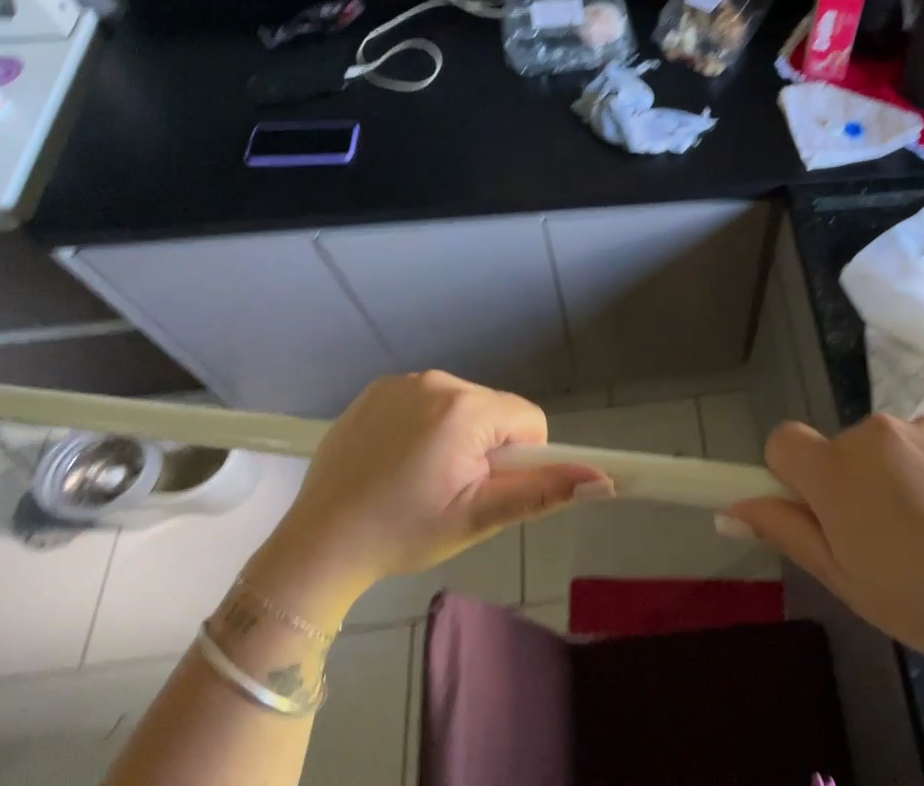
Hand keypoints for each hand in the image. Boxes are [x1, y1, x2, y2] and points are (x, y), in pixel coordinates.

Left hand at [262, 372, 607, 599]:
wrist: (320, 542)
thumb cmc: (404, 532)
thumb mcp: (479, 517)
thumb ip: (544, 492)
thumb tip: (603, 479)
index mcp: (465, 409)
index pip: (530, 421)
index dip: (521, 460)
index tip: (485, 488)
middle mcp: (437, 381)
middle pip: (496, 410)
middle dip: (488, 447)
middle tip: (451, 490)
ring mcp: (402, 382)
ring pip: (462, 405)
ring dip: (457, 435)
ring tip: (421, 478)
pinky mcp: (376, 390)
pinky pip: (426, 400)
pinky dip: (425, 425)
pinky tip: (397, 460)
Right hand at [725, 414, 923, 687]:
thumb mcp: (848, 581)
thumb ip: (786, 533)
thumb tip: (729, 509)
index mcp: (836, 472)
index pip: (784, 441)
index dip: (793, 476)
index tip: (819, 512)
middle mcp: (877, 433)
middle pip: (844, 448)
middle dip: (855, 484)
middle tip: (892, 541)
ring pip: (895, 447)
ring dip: (904, 476)